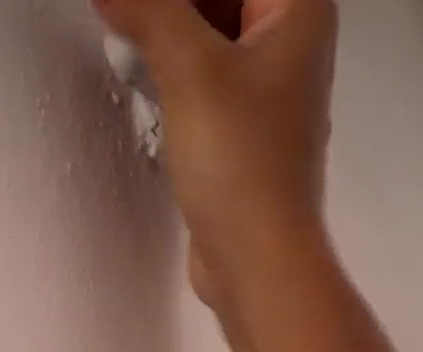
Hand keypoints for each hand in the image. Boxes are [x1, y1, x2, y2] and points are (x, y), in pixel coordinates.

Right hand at [94, 0, 339, 309]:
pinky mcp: (240, 128)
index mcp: (297, 8)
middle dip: (171, 5)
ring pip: (212, 31)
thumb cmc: (240, 163)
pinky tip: (140, 73)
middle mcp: (290, 40)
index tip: (137, 7)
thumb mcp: (191, 72)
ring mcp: (266, 88)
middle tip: (125, 15)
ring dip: (167, 28)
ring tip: (125, 36)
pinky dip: (172, 66)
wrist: (255, 256)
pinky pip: (204, 74)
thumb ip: (151, 10)